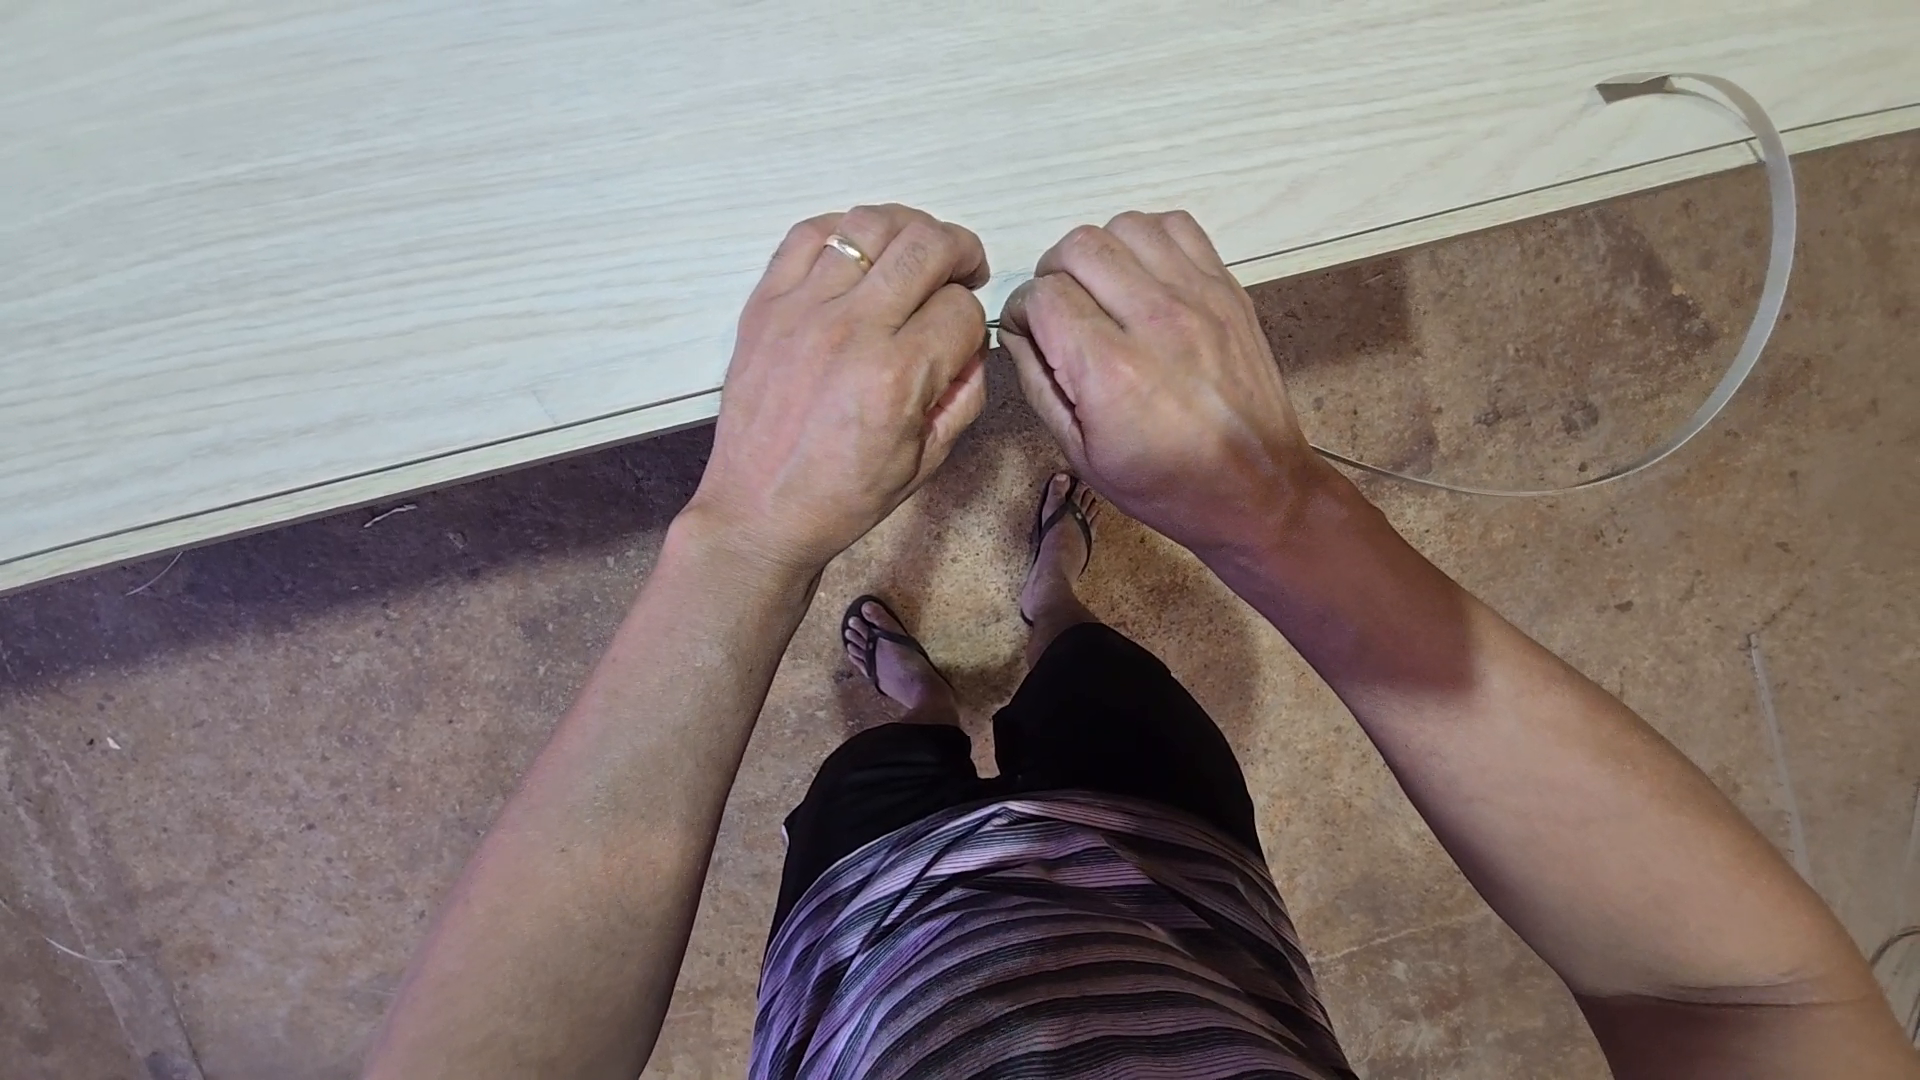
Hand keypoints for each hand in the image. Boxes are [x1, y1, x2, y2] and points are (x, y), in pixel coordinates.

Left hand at [686, 205, 990, 576]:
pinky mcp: (765, 303)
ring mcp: (802, 309)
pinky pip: (809, 233)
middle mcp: (852, 329)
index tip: (964, 337)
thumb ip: (964, 396)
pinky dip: (846, 228)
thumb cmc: (846, 497)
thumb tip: (972, 344)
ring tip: (917, 252)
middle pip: (926, 247)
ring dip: (910, 229)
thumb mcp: (927, 461)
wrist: (759, 510)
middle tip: (966, 269)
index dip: (976, 318)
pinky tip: (861, 251)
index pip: (961, 310)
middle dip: (961, 251)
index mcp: (898, 376)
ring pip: (871, 224)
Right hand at [999, 211, 1326, 556]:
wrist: (1254, 488)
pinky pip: (1177, 226)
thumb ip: (1039, 384)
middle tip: (1058, 311)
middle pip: (1079, 247)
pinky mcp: (1227, 289)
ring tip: (1099, 291)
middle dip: (1052, 274)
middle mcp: (1154, 321)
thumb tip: (1017, 333)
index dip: (1021, 311)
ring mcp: (1198, 298)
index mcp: (1111, 371)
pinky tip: (1141, 278)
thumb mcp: (1080, 453)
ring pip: (1125, 226)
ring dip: (1099, 253)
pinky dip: (1147, 240)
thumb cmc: (1163, 483)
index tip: (1028, 332)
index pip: (1043, 296)